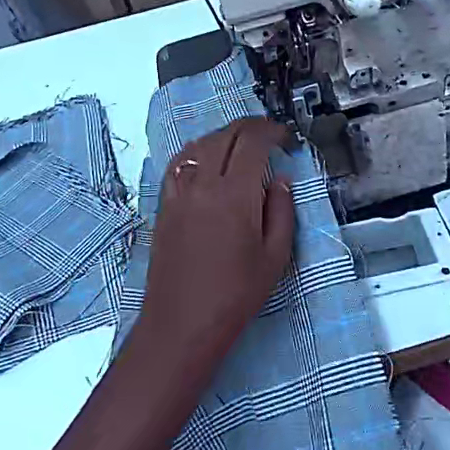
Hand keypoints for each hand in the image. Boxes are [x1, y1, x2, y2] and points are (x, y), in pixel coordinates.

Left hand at [141, 118, 295, 353]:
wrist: (182, 322)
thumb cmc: (234, 295)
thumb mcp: (274, 257)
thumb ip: (281, 211)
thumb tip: (280, 180)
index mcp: (234, 195)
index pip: (252, 142)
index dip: (271, 131)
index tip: (285, 138)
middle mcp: (202, 185)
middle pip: (224, 136)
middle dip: (249, 128)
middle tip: (268, 135)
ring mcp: (178, 193)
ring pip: (199, 146)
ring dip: (222, 136)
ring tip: (240, 143)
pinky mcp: (163, 205)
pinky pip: (178, 164)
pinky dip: (196, 152)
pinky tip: (206, 160)